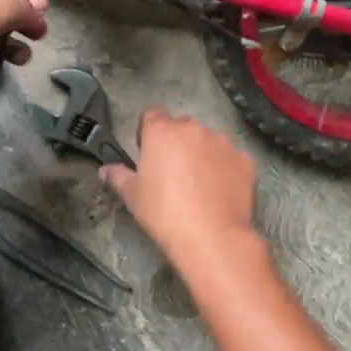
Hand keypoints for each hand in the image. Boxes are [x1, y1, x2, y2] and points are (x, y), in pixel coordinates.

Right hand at [101, 109, 260, 262]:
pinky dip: (224, 168)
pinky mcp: (245, 160)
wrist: (212, 237)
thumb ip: (118, 176)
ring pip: (208, 141)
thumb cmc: (163, 213)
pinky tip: (220, 192)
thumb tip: (105, 169)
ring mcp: (223, 143)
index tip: (148, 152)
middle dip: (176, 142)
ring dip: (202, 153)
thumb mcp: (133, 196)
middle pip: (182, 126)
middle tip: (172, 172)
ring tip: (199, 184)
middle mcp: (194, 129)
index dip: (148, 131)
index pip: (152, 114)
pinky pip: (230, 158)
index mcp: (162, 132)